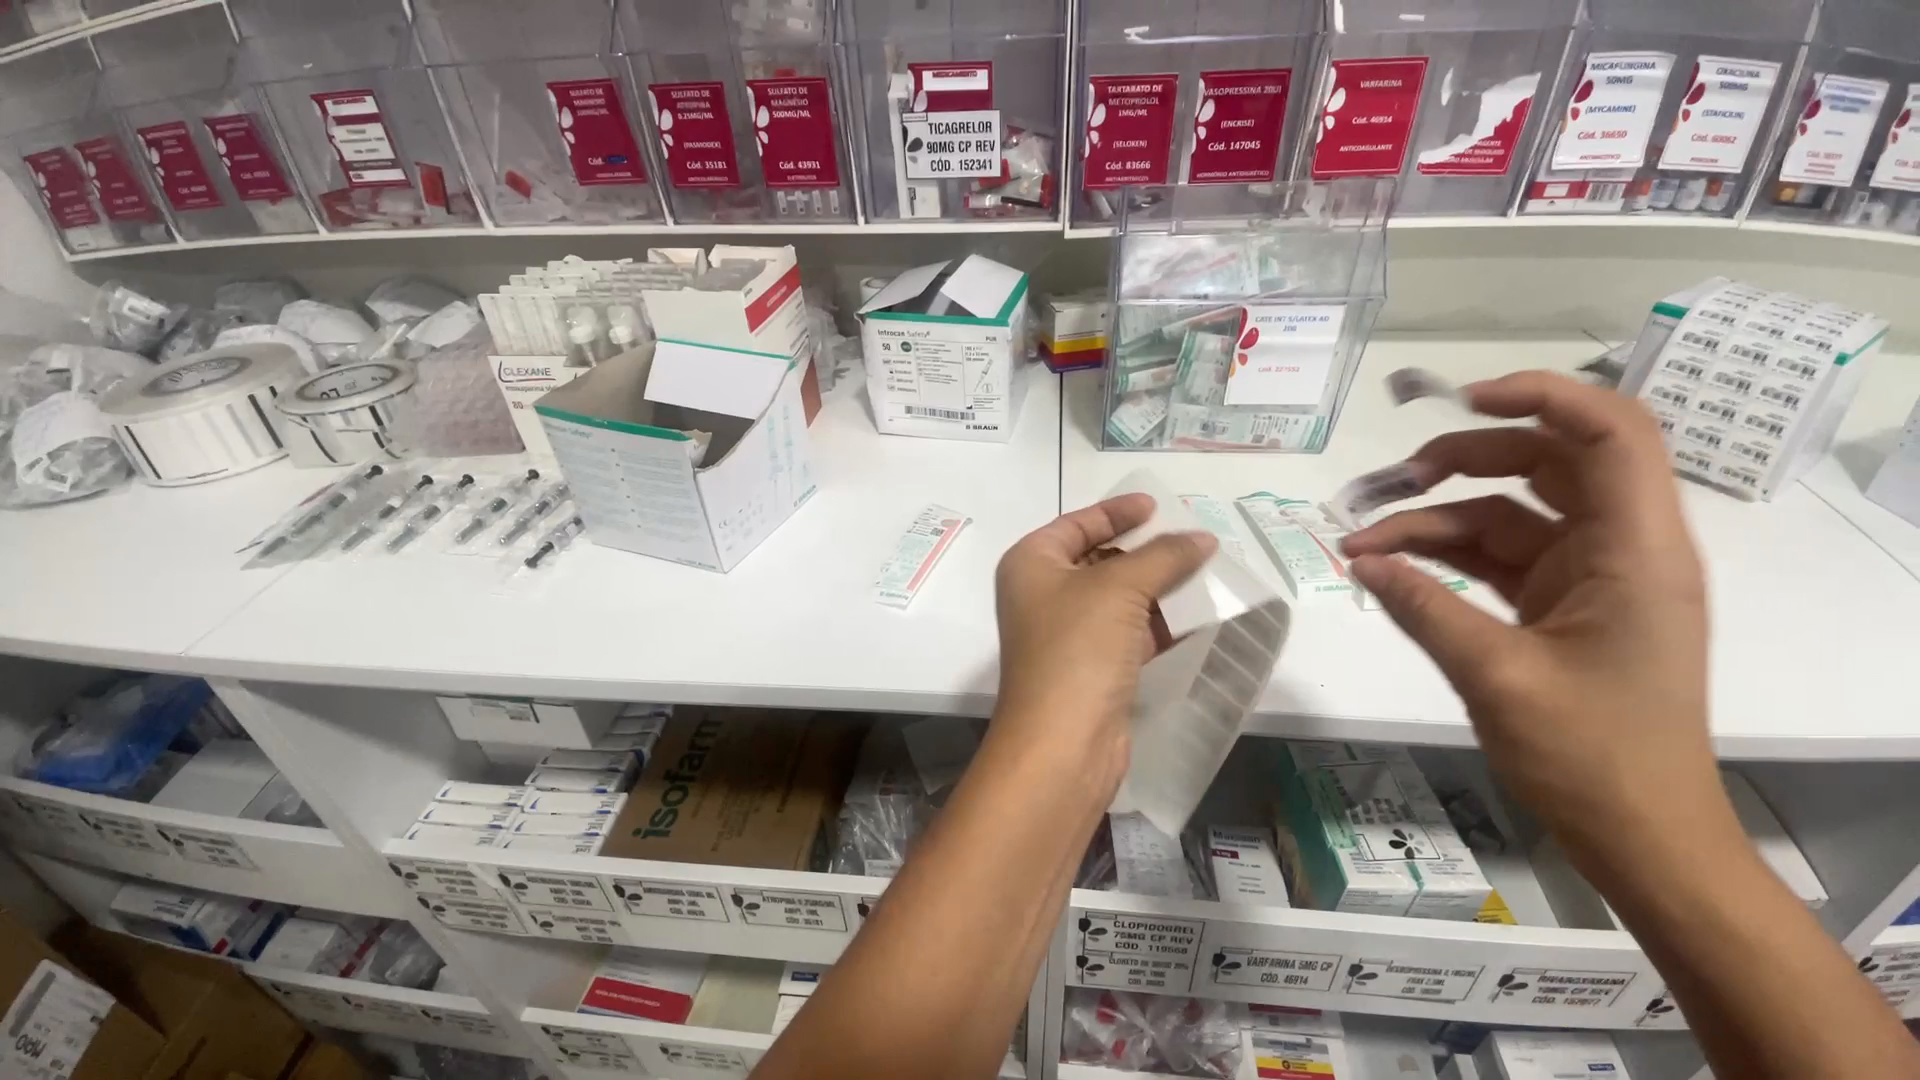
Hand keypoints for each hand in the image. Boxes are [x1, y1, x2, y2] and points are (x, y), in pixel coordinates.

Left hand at [993, 495, 1216, 789]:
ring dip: (1159, 586)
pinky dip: (1162, 622)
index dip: (1116, 512)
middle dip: (1145, 550)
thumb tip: (1202, 538)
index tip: (1158, 505)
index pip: (1076, 523)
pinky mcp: (1093, 668)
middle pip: (1099, 559)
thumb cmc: (1077, 648)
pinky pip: (1130, 632)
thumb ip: (1163, 556)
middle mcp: (1043, 595)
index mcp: (1031, 564)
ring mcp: (1067, 635)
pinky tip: (1201, 613)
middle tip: (1192, 538)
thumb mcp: (1119, 588)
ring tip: (1207, 570)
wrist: (1063, 743)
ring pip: (1119, 598)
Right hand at [1340, 372, 1715, 859]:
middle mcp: (1620, 548)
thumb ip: (1423, 607)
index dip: (1541, 398)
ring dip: (1434, 520)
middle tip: (1385, 486)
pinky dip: (1443, 559)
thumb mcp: (1495, 676)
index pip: (1610, 433)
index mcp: (1636, 550)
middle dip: (1461, 461)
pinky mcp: (1561, 606)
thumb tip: (1358, 560)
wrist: (1640, 836)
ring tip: (1361, 542)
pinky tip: (1389, 572)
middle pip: (1546, 464)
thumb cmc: (1591, 757)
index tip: (1460, 401)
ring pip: (1507, 513)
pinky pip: (1496, 558)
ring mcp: (1589, 577)